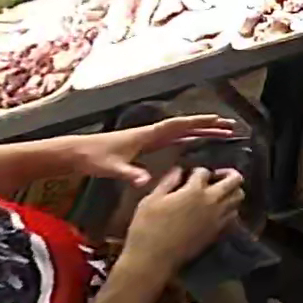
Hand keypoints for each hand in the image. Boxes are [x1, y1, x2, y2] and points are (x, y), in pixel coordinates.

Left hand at [69, 114, 239, 186]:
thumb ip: (130, 174)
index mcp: (149, 135)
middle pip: (187, 126)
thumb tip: (146, 182)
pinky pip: (176, 138)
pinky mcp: (147, 144)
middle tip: (230, 126)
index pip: (179, 125)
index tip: (219, 120)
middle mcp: (153, 133)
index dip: (200, 122)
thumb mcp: (111, 168)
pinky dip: (191, 137)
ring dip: (203, 131)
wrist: (72, 154)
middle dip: (209, 125)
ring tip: (222, 132)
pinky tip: (198, 140)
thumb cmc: (92, 158)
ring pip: (184, 132)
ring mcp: (151, 138)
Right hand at [120, 167, 242, 273]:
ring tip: (220, 192)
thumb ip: (167, 183)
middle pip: (235, 179)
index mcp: (194, 191)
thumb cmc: (146, 229)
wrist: (154, 259)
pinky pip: (235, 212)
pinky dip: (230, 207)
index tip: (190, 175)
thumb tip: (178, 170)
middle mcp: (213, 199)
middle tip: (217, 176)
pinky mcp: (221, 228)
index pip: (204, 172)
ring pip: (239, 195)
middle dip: (228, 173)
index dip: (197, 171)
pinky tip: (219, 208)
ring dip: (232, 190)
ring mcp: (220, 214)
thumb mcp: (150, 202)